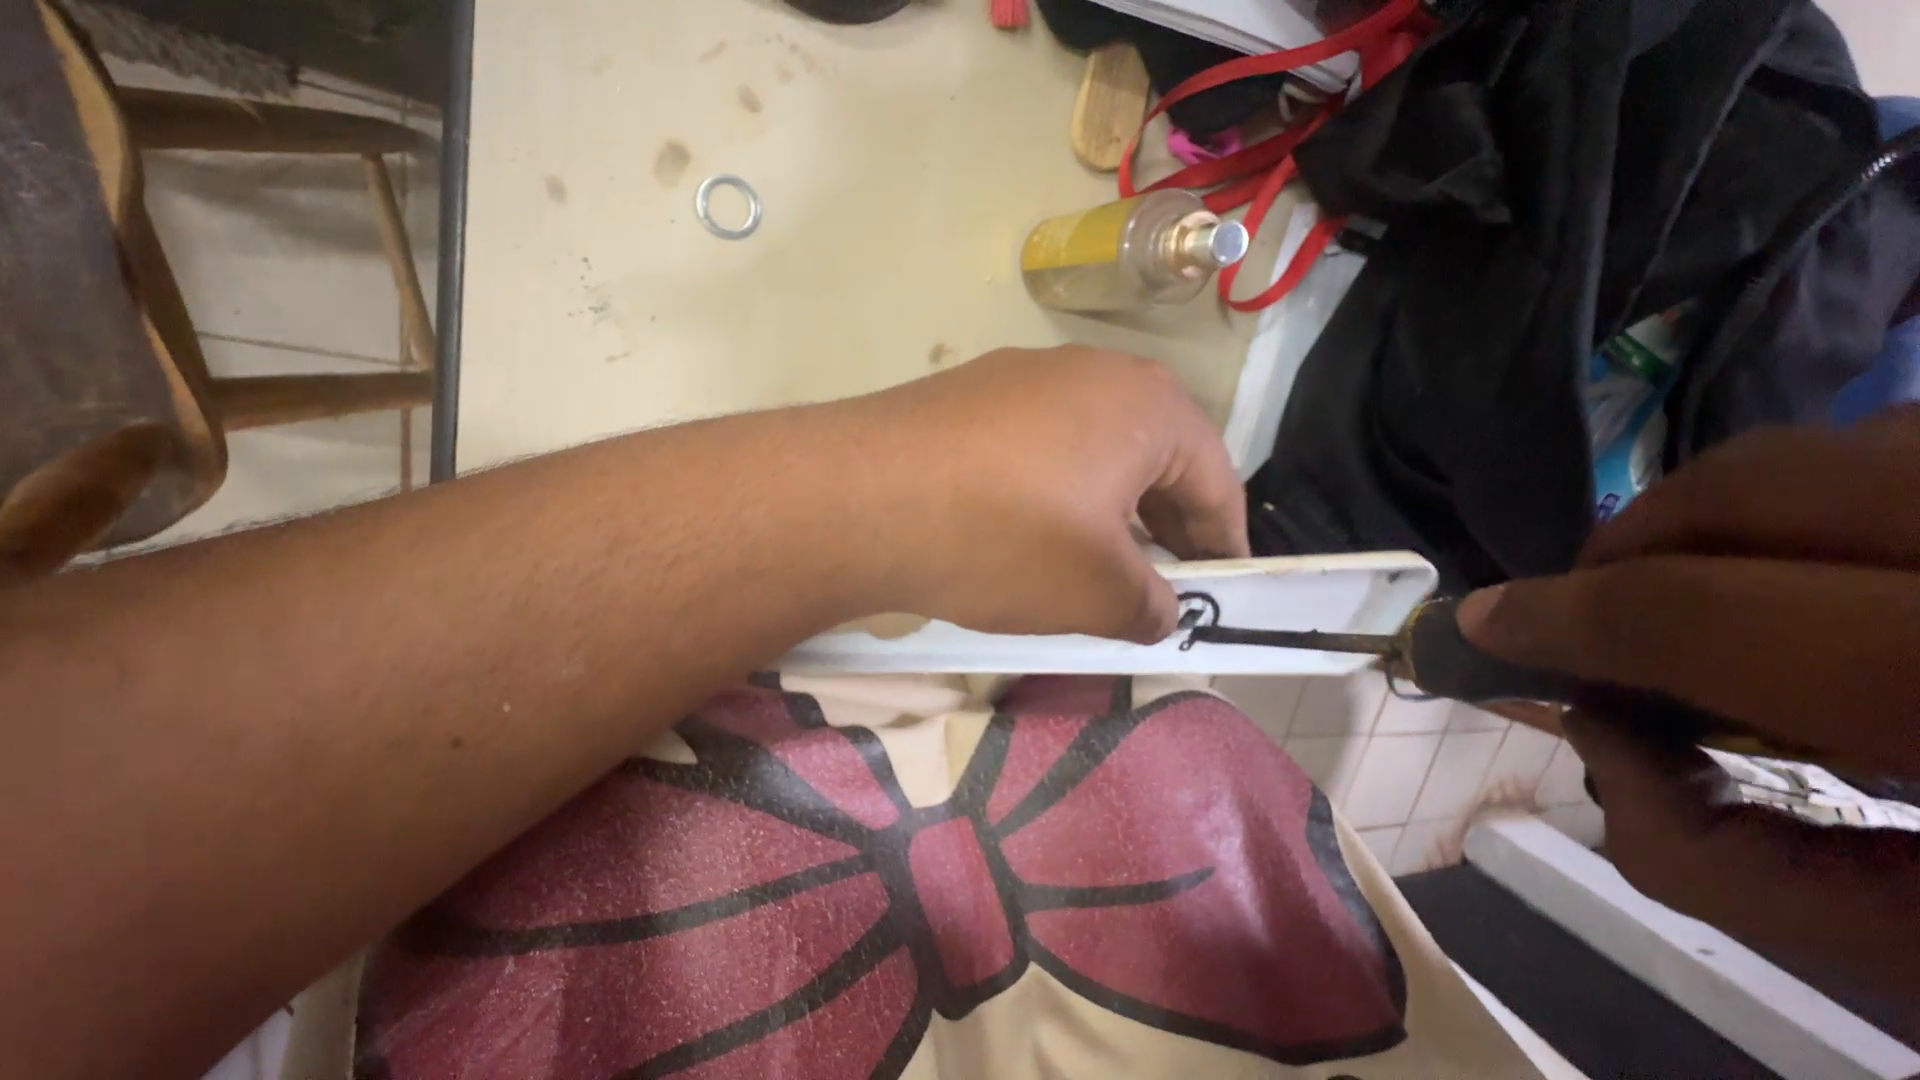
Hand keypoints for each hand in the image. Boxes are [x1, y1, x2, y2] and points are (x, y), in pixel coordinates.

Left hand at [840, 345, 1248, 643]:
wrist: (858, 499)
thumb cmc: (1004, 539)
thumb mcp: (1098, 593)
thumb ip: (1151, 606)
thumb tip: (1160, 610)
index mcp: (1148, 405)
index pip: (1216, 481)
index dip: (1223, 545)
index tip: (1221, 592)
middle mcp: (1093, 371)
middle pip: (1155, 458)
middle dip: (1165, 527)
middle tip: (1161, 586)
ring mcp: (1023, 375)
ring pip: (1093, 451)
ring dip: (1107, 510)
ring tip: (1095, 567)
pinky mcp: (969, 395)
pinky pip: (1037, 446)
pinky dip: (1052, 492)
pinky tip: (1026, 535)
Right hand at [1456, 409, 1919, 997]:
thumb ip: (1714, 855)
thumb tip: (1596, 742)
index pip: (1703, 612)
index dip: (1563, 616)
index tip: (1481, 623)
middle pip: (1770, 480)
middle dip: (1635, 540)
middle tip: (1588, 611)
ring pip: (1856, 444)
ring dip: (1733, 521)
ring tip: (1717, 606)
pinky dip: (1844, 514)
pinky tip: (1853, 596)